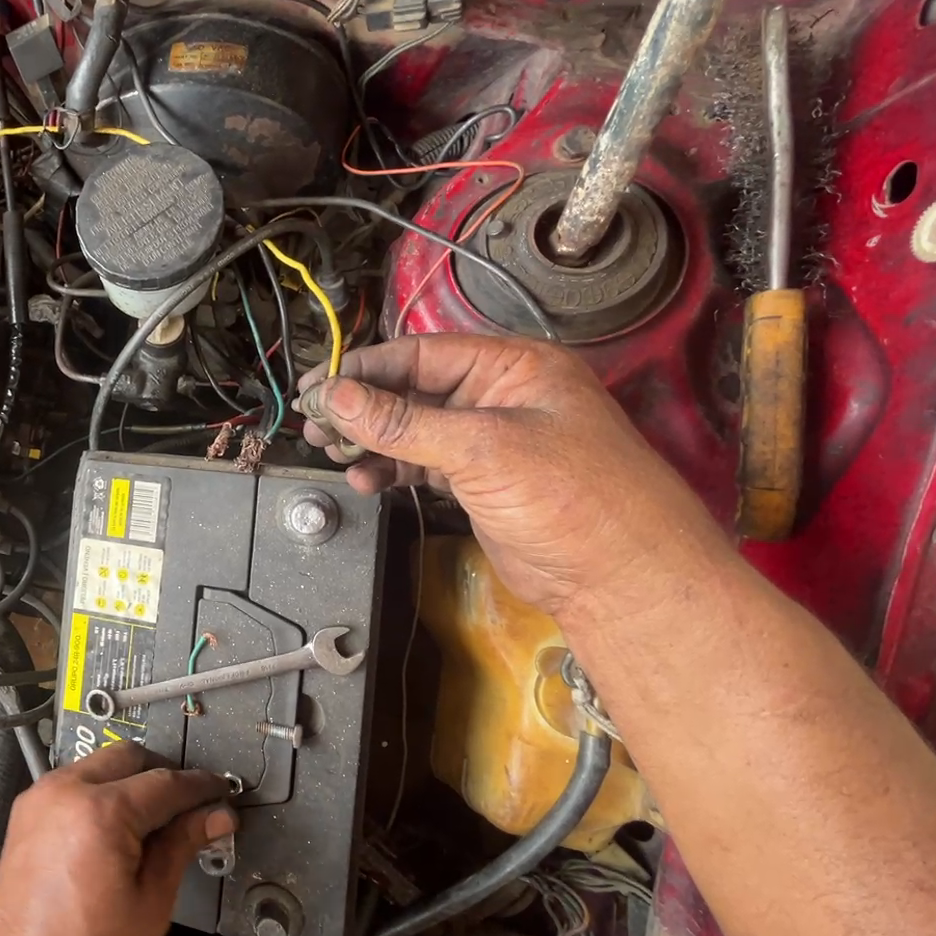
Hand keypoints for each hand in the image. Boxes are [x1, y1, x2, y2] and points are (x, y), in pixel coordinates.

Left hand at [0, 743, 234, 935]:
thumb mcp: (149, 904)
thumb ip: (180, 847)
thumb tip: (212, 817)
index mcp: (98, 812)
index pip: (165, 782)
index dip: (200, 787)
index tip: (219, 794)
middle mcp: (62, 792)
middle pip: (128, 757)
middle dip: (164, 775)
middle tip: (192, 803)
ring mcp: (39, 799)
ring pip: (98, 765)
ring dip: (130, 781)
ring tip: (158, 820)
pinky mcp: (26, 812)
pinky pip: (71, 784)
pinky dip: (99, 793)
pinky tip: (119, 826)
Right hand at [294, 335, 735, 620]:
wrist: (621, 581)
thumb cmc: (572, 499)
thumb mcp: (481, 449)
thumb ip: (402, 422)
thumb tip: (335, 396)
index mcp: (512, 367)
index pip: (419, 354)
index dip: (363, 369)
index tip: (316, 386)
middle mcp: (496, 395)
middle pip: (409, 389)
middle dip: (360, 407)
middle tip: (314, 424)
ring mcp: (485, 438)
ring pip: (408, 428)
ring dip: (368, 440)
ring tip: (333, 452)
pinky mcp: (475, 478)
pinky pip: (417, 462)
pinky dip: (388, 469)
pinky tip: (366, 480)